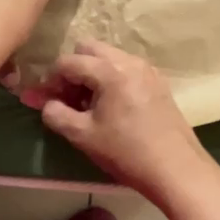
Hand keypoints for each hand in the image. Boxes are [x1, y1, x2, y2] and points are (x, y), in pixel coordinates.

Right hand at [9, 38, 217, 201]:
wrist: (175, 170)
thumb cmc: (125, 151)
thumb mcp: (81, 135)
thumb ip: (54, 113)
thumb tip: (46, 103)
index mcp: (110, 72)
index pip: (67, 62)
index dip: (50, 80)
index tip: (44, 100)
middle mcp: (130, 62)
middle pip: (89, 49)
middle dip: (72, 69)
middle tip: (66, 97)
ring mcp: (147, 71)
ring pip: (108, 58)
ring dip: (90, 74)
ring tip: (86, 105)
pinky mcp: (157, 83)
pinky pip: (125, 69)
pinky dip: (109, 79)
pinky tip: (108, 106)